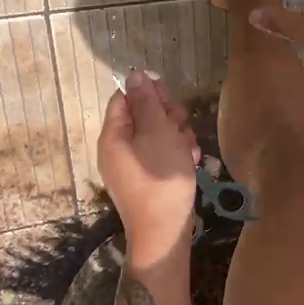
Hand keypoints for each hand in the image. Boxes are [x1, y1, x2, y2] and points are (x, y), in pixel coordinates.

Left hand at [98, 69, 198, 268]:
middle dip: (170, 116)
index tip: (171, 97)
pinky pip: (163, 152)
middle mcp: (119, 147)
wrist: (164, 230)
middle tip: (181, 129)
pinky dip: (178, 153)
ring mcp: (134, 163)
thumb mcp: (158, 133)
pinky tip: (189, 162)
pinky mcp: (149, 175)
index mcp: (114, 135)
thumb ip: (147, 102)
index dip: (149, 91)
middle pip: (146, 113)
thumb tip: (134, 74)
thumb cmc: (160, 177)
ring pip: (160, 132)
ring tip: (188, 151)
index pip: (126, 97)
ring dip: (179, 135)